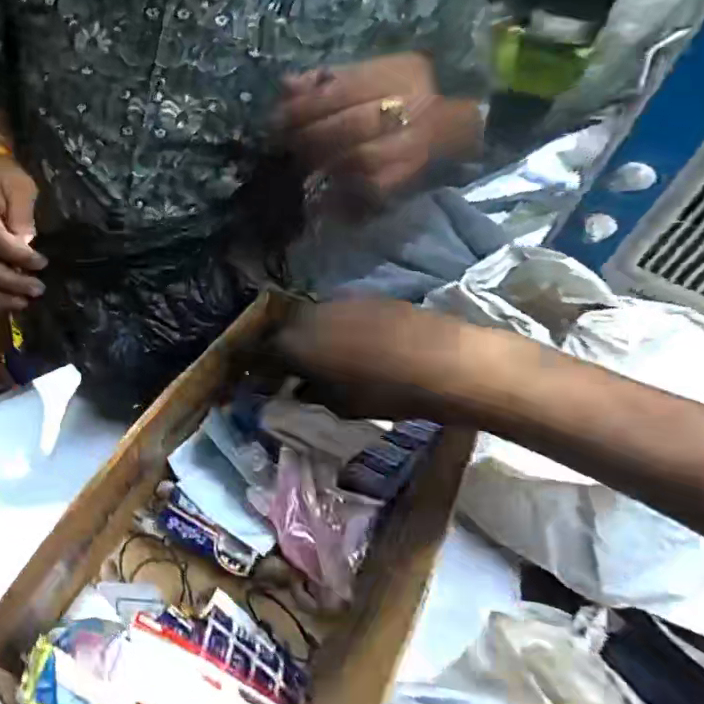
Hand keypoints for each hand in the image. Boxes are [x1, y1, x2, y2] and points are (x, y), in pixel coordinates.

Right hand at [250, 298, 516, 422]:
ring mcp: (337, 303)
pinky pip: (336, 315)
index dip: (250, 366)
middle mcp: (306, 316)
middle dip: (278, 348)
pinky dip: (335, 330)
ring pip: (308, 320)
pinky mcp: (366, 298)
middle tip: (287, 370)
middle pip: (279, 330)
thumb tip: (294, 389)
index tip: (254, 380)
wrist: (452, 363)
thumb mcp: (340, 405)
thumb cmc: (389, 393)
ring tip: (323, 359)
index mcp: (292, 343)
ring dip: (308, 337)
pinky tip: (354, 347)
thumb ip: (308, 393)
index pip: (254, 351)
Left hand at [271, 52, 479, 201]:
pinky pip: (372, 186)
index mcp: (403, 73)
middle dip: (310, 136)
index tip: (277, 118)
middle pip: (353, 125)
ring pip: (362, 158)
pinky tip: (323, 182)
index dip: (304, 107)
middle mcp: (417, 107)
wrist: (450, 125)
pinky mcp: (413, 175)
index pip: (344, 90)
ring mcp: (419, 144)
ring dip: (323, 161)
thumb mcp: (362, 76)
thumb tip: (287, 84)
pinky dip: (342, 186)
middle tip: (285, 141)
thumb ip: (322, 81)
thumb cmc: (392, 95)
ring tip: (301, 159)